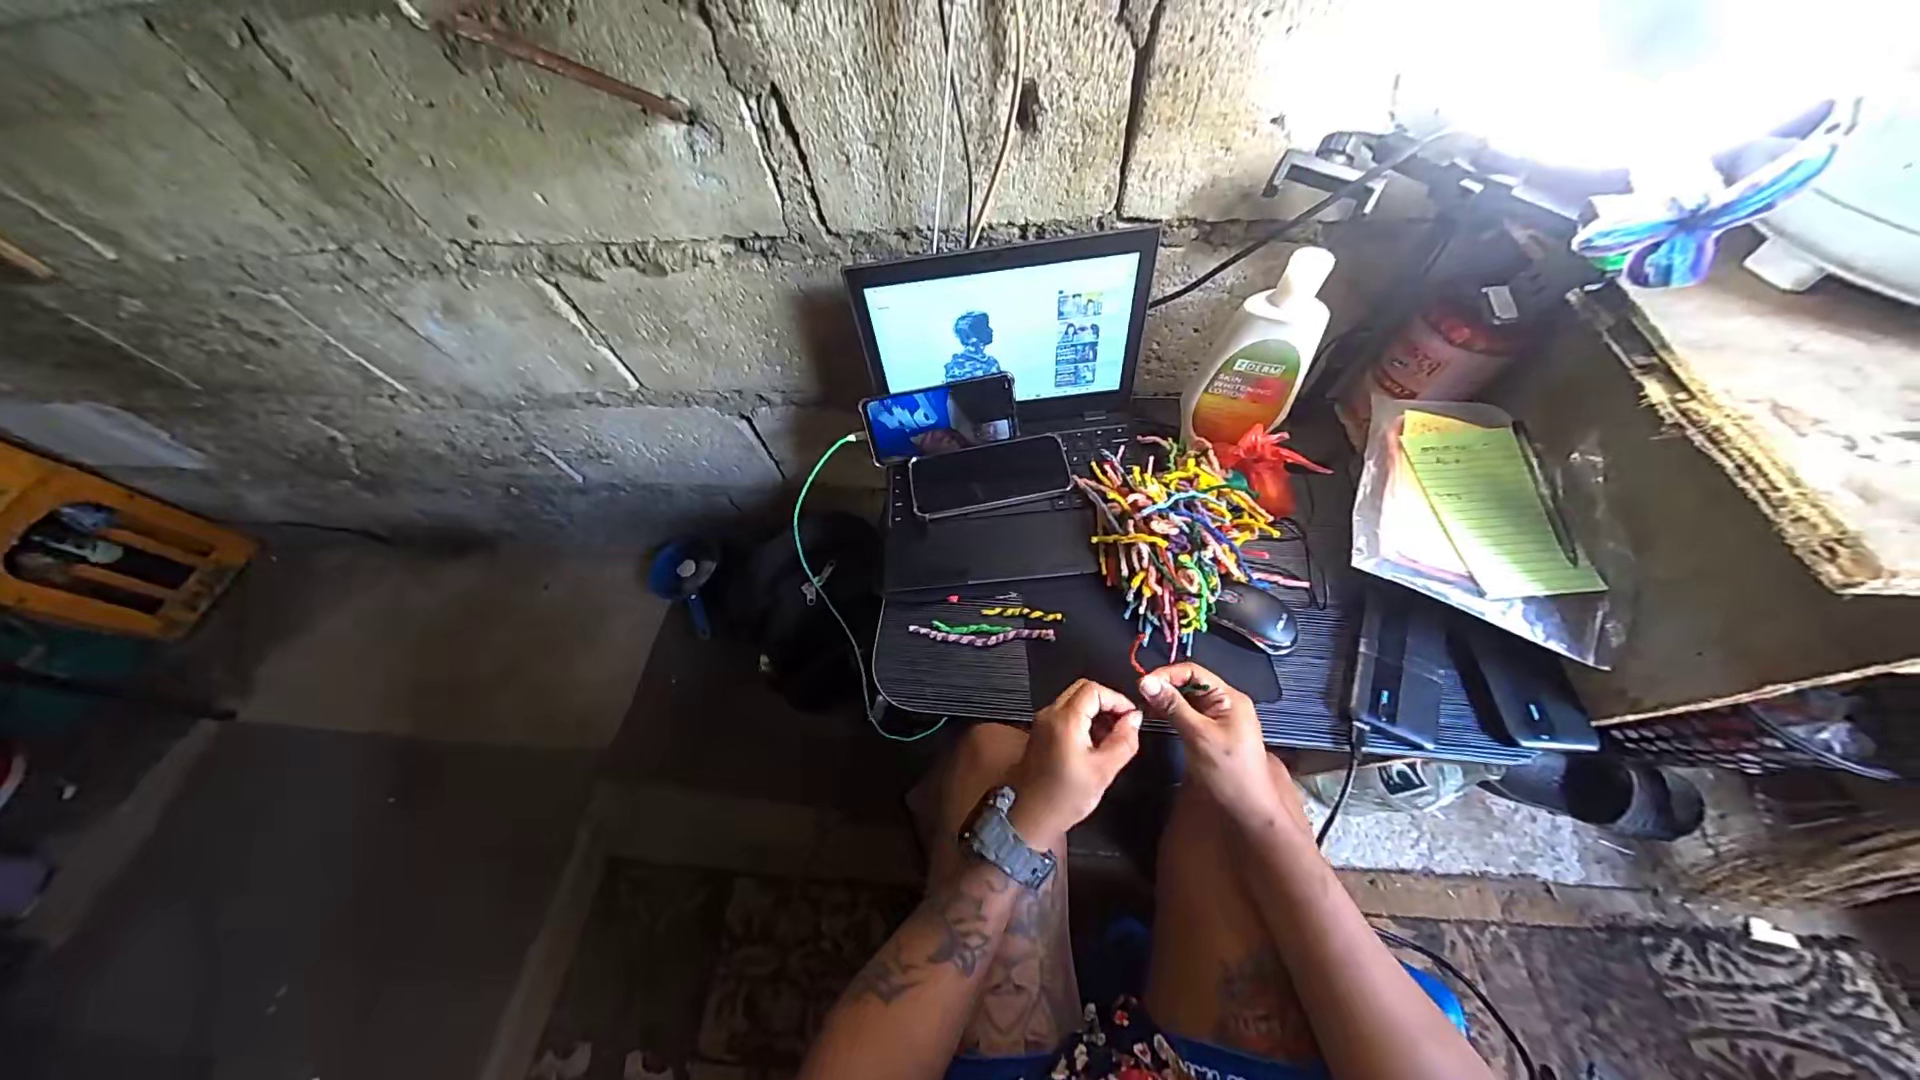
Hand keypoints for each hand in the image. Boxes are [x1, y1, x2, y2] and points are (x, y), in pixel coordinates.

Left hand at [1007, 679, 1143, 843]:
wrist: (1031, 816)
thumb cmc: (1066, 797)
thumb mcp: (1104, 771)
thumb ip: (1124, 740)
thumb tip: (1134, 718)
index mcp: (1065, 720)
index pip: (1094, 689)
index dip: (1117, 699)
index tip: (1132, 717)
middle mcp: (1050, 714)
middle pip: (1083, 689)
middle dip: (1107, 702)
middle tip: (1124, 723)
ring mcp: (1042, 721)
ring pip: (1074, 699)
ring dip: (1096, 710)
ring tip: (1112, 736)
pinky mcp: (1041, 731)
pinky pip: (1065, 712)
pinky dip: (1083, 718)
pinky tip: (1095, 742)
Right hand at [1139, 663, 1288, 828]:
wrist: (1249, 810)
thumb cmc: (1229, 772)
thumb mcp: (1198, 735)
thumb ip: (1172, 706)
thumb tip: (1147, 682)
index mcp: (1229, 698)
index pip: (1193, 672)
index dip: (1167, 675)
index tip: (1143, 684)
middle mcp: (1225, 703)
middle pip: (1189, 683)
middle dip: (1165, 687)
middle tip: (1142, 697)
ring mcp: (1219, 718)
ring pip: (1186, 699)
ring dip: (1166, 700)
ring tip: (1147, 707)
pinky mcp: (1211, 731)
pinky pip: (1188, 713)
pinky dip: (1171, 712)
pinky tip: (1158, 717)